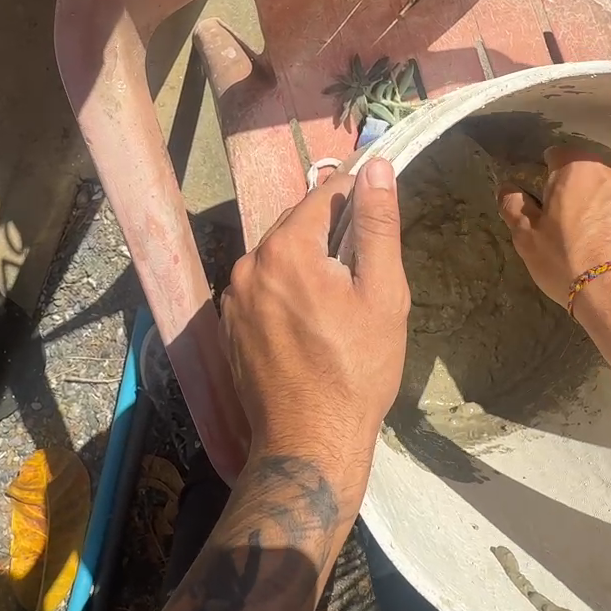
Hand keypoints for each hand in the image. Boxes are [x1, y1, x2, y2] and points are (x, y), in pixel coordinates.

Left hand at [221, 159, 410, 485]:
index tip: (376, 219)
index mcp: (286, 248)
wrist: (309, 442)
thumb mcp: (382, 294)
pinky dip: (285, 288)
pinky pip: (261, 285)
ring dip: (306, 261)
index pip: (323, 195)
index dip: (355, 200)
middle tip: (362, 269)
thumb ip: (377, 225)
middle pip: (297, 223)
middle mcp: (249, 263)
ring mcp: (233, 295)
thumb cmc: (357, 369)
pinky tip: (309, 321)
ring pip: (278, 255)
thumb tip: (375, 168)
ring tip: (338, 299)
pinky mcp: (229, 324)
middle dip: (330, 233)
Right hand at [497, 147, 610, 308]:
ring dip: (606, 205)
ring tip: (598, 239)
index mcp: (578, 168)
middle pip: (590, 172)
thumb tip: (507, 189)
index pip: (556, 155)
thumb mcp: (528, 238)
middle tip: (567, 221)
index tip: (543, 200)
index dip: (545, 175)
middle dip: (578, 189)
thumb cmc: (570, 262)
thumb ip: (514, 206)